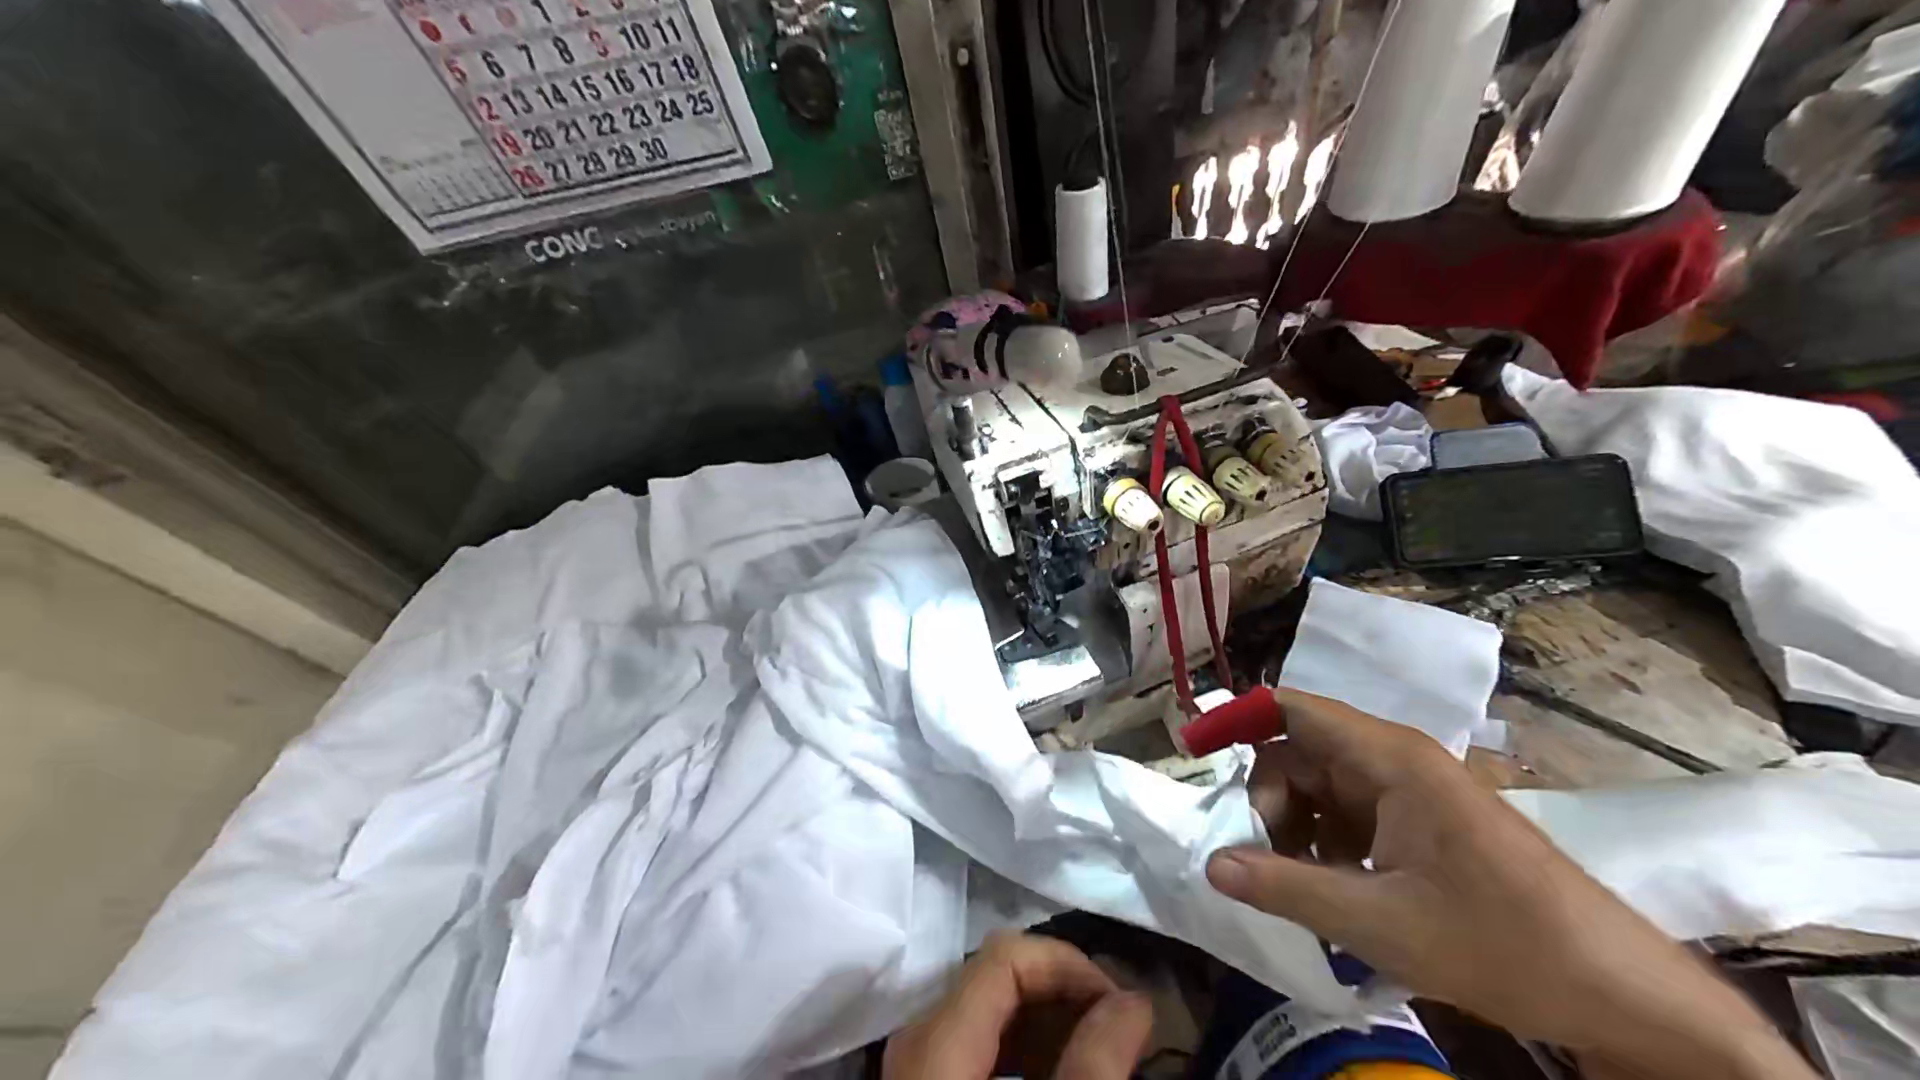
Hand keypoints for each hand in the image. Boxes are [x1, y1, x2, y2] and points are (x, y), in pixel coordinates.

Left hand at [883, 932, 1153, 1079]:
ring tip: (1095, 1044)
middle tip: (1116, 1027)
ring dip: (1048, 1017)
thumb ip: (1094, 1064)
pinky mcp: (925, 1079)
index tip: (1121, 1002)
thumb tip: (1137, 999)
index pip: (1006, 953)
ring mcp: (916, 1058)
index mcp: (935, 1032)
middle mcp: (917, 1032)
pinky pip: (977, 1038)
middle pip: (997, 973)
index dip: (1069, 964)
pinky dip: (1023, 1043)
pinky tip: (1056, 1065)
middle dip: (1064, 990)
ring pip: (989, 1006)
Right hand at [1208, 688, 1814, 1079]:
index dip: (1235, 719)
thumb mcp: (1378, 921)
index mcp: (1388, 758)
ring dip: (1296, 827)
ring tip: (1297, 882)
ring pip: (1322, 786)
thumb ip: (1285, 886)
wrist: (1625, 995)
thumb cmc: (1501, 943)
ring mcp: (1412, 791)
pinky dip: (1326, 843)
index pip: (1291, 708)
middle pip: (1300, 752)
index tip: (1192, 749)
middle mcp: (1396, 760)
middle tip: (1257, 856)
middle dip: (1269, 798)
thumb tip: (1210, 864)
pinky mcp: (1424, 822)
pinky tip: (1333, 888)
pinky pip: (1351, 814)